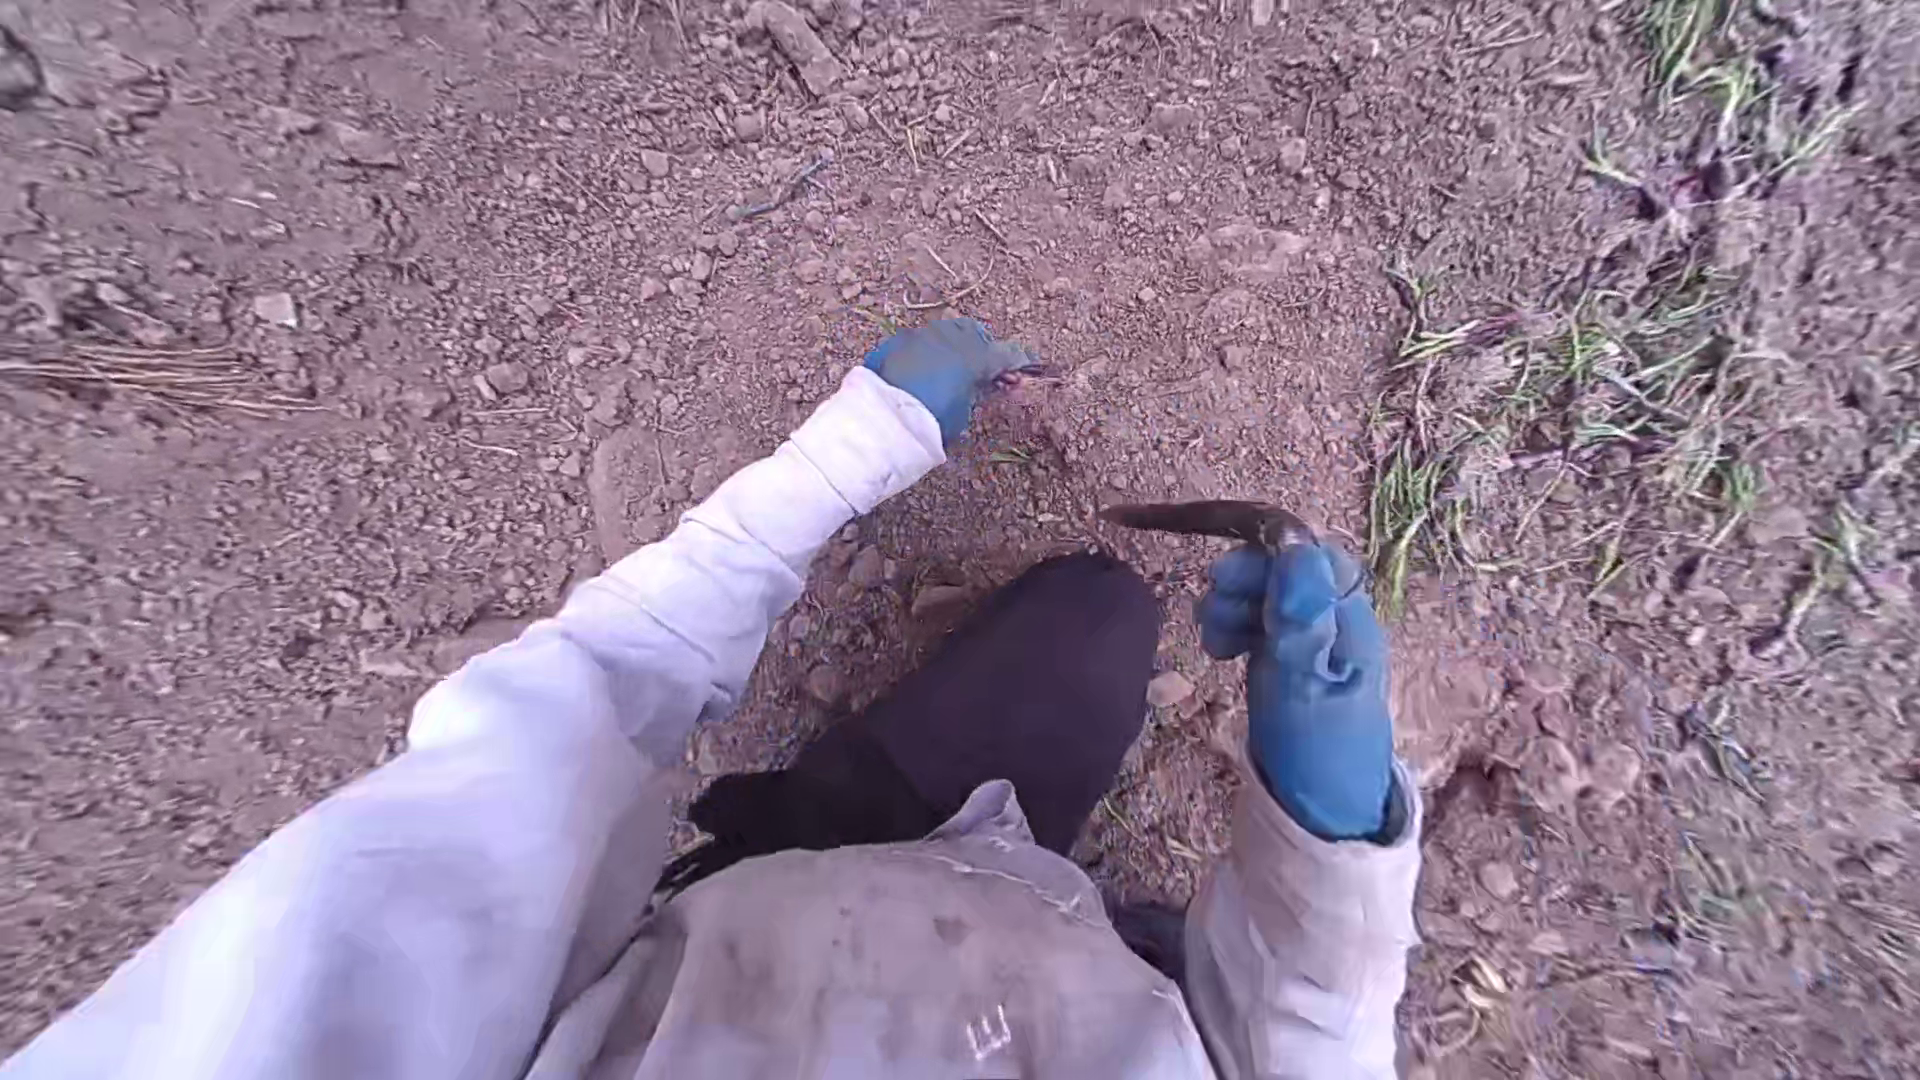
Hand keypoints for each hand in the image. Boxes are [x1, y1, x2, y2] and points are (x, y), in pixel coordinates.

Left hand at [863, 318, 1033, 442]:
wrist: (881, 419)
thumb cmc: (929, 422)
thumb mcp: (962, 413)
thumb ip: (978, 393)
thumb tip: (986, 386)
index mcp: (974, 356)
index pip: (1007, 354)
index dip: (1021, 362)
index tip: (1029, 366)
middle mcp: (950, 337)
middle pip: (976, 334)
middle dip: (985, 348)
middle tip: (986, 371)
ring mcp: (922, 335)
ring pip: (948, 331)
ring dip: (957, 346)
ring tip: (955, 369)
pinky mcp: (898, 341)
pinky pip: (923, 341)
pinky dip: (931, 352)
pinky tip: (926, 371)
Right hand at [1196, 542, 1394, 840]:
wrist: (1317, 812)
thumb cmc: (1315, 750)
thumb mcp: (1304, 684)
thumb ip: (1300, 619)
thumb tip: (1296, 548)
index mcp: (1349, 626)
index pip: (1317, 561)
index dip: (1272, 556)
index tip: (1228, 574)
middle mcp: (1331, 627)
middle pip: (1287, 575)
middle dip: (1244, 580)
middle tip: (1209, 602)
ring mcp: (1307, 644)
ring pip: (1265, 599)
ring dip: (1231, 605)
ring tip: (1209, 637)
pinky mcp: (1285, 662)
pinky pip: (1256, 625)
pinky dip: (1232, 627)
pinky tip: (1217, 649)